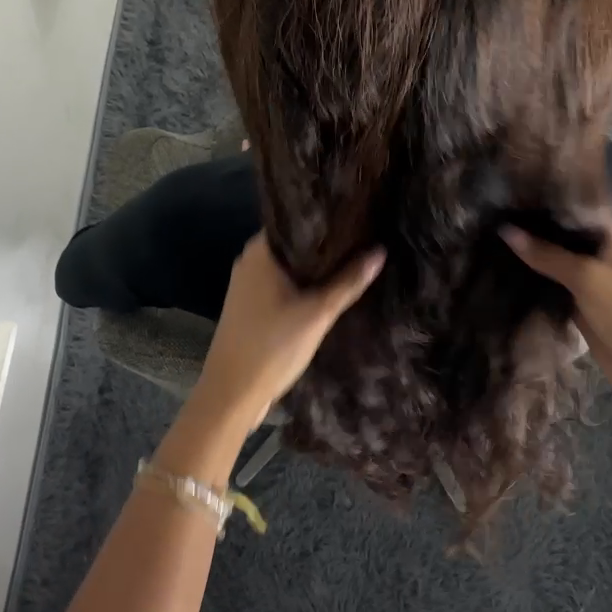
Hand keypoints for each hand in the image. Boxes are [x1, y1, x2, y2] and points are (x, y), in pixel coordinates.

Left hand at [196, 234, 383, 429]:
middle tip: (363, 237)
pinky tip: (327, 289)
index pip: (297, 220)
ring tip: (352, 259)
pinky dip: (302, 285)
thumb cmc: (272, 346)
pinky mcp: (249, 307)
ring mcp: (246, 285)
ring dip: (314, 267)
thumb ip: (349, 282)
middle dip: (325, 244)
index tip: (356, 216)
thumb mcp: (318, 313)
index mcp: (260, 251)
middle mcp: (250, 261)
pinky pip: (281, 285)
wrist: (231, 396)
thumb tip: (380, 251)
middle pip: (294, 244)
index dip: (327, 219)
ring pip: (288, 266)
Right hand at [501, 222, 611, 419]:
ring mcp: (591, 279)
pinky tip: (503, 272)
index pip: (570, 209)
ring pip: (554, 262)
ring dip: (529, 257)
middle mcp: (601, 251)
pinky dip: (534, 282)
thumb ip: (545, 254)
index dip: (539, 203)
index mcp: (611, 234)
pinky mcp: (582, 305)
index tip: (504, 196)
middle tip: (488, 217)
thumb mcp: (586, 277)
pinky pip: (554, 287)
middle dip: (529, 230)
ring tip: (487, 240)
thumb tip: (505, 229)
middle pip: (560, 235)